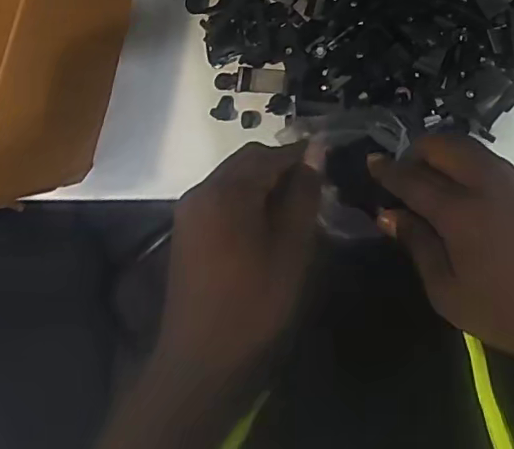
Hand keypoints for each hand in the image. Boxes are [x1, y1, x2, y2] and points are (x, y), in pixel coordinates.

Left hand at [157, 141, 322, 370]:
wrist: (200, 362)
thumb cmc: (253, 305)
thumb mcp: (291, 249)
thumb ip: (303, 195)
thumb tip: (315, 151)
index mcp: (226, 191)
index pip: (269, 155)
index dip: (300, 156)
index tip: (328, 163)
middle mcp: (202, 190)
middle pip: (247, 161)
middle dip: (280, 166)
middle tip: (312, 188)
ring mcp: (189, 209)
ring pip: (232, 177)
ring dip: (262, 182)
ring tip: (292, 207)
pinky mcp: (185, 229)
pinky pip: (220, 196)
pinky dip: (244, 197)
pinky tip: (263, 222)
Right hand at [366, 133, 513, 371]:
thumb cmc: (511, 312)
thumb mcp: (450, 294)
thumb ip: (417, 247)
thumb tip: (389, 215)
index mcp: (458, 210)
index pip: (412, 177)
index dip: (388, 170)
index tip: (371, 162)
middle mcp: (481, 181)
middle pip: (439, 145)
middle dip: (415, 152)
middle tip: (404, 178)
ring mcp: (507, 177)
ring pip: (463, 145)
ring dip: (440, 153)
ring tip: (430, 181)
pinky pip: (482, 157)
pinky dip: (462, 160)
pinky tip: (460, 189)